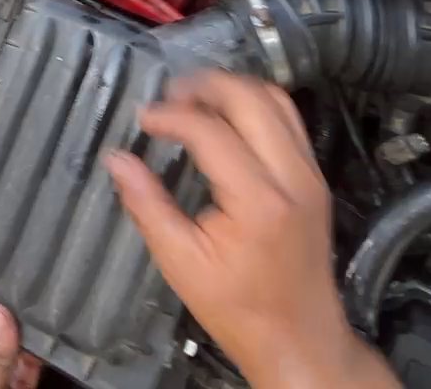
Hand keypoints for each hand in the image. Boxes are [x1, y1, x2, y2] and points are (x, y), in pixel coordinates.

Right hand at [103, 72, 398, 388]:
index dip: (169, 116)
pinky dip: (252, 102)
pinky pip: (287, 117)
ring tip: (192, 99)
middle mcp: (291, 177)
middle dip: (202, 86)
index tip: (143, 120)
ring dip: (229, 88)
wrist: (302, 343)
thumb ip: (146, 205)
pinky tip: (224, 115)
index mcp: (257, 200)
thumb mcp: (180, 263)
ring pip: (273, 98)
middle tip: (167, 97)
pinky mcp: (314, 176)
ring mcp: (309, 173)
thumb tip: (116, 159)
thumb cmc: (239, 308)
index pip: (209, 130)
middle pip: (248, 98)